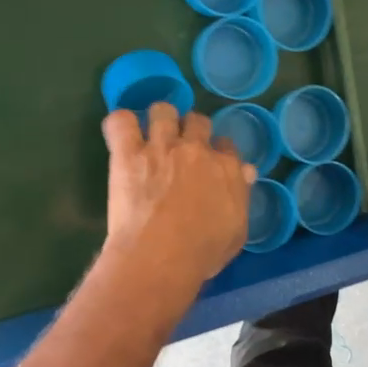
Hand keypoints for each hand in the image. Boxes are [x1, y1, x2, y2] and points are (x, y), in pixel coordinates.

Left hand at [100, 102, 255, 291]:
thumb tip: (246, 171)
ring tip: (153, 135)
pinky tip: (121, 134)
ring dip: (160, 119)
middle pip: (197, 121)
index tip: (210, 162)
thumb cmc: (203, 253)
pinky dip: (121, 123)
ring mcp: (160, 147)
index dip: (217, 151)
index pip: (226, 145)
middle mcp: (196, 149)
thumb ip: (240, 196)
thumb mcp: (236, 231)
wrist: (161, 256)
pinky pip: (121, 121)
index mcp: (226, 168)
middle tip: (181, 149)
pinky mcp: (127, 153)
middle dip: (191, 129)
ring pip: (163, 111)